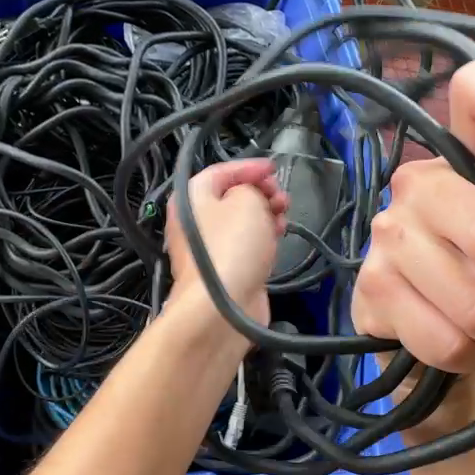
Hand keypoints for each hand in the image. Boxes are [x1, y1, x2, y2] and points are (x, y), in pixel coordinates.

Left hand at [164, 158, 288, 326]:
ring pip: (241, 221)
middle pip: (231, 196)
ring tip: (282, 217)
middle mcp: (195, 221)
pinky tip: (277, 238)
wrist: (223, 307)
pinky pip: (245, 245)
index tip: (273, 170)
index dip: (250, 167)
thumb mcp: (246, 200)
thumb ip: (251, 187)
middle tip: (280, 197)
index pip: (221, 171)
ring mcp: (209, 247)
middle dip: (261, 192)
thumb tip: (252, 195)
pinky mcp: (225, 268)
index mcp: (191, 198)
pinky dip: (262, 238)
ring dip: (266, 215)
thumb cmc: (231, 247)